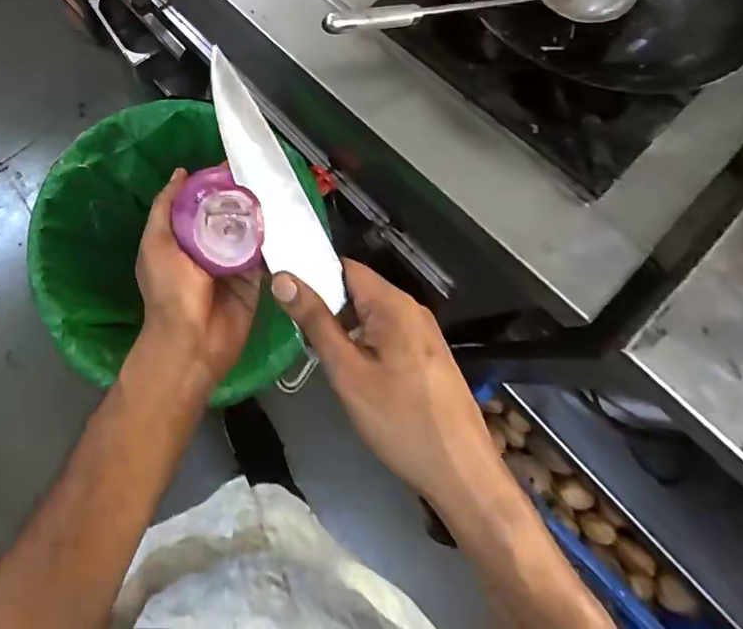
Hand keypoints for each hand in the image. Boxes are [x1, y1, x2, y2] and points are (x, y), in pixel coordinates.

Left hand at [134, 169, 261, 393]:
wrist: (191, 344)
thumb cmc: (168, 291)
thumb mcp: (156, 243)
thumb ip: (165, 208)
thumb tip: (180, 174)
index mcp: (181, 236)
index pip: (199, 202)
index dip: (212, 183)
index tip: (231, 163)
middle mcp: (207, 246)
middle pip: (226, 213)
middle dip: (240, 195)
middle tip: (262, 171)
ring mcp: (231, 262)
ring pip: (247, 230)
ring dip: (258, 213)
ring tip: (277, 189)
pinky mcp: (253, 279)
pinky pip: (264, 254)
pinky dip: (272, 238)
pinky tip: (285, 218)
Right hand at [272, 260, 497, 502]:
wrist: (462, 476)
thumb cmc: (401, 421)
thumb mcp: (348, 372)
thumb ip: (315, 321)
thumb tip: (282, 278)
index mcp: (394, 304)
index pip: (344, 266)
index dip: (311, 271)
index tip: (280, 286)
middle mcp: (411, 309)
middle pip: (357, 289)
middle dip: (323, 301)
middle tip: (288, 321)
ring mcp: (422, 333)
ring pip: (369, 313)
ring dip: (341, 324)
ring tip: (309, 343)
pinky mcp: (425, 356)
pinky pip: (385, 332)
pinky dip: (361, 340)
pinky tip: (345, 364)